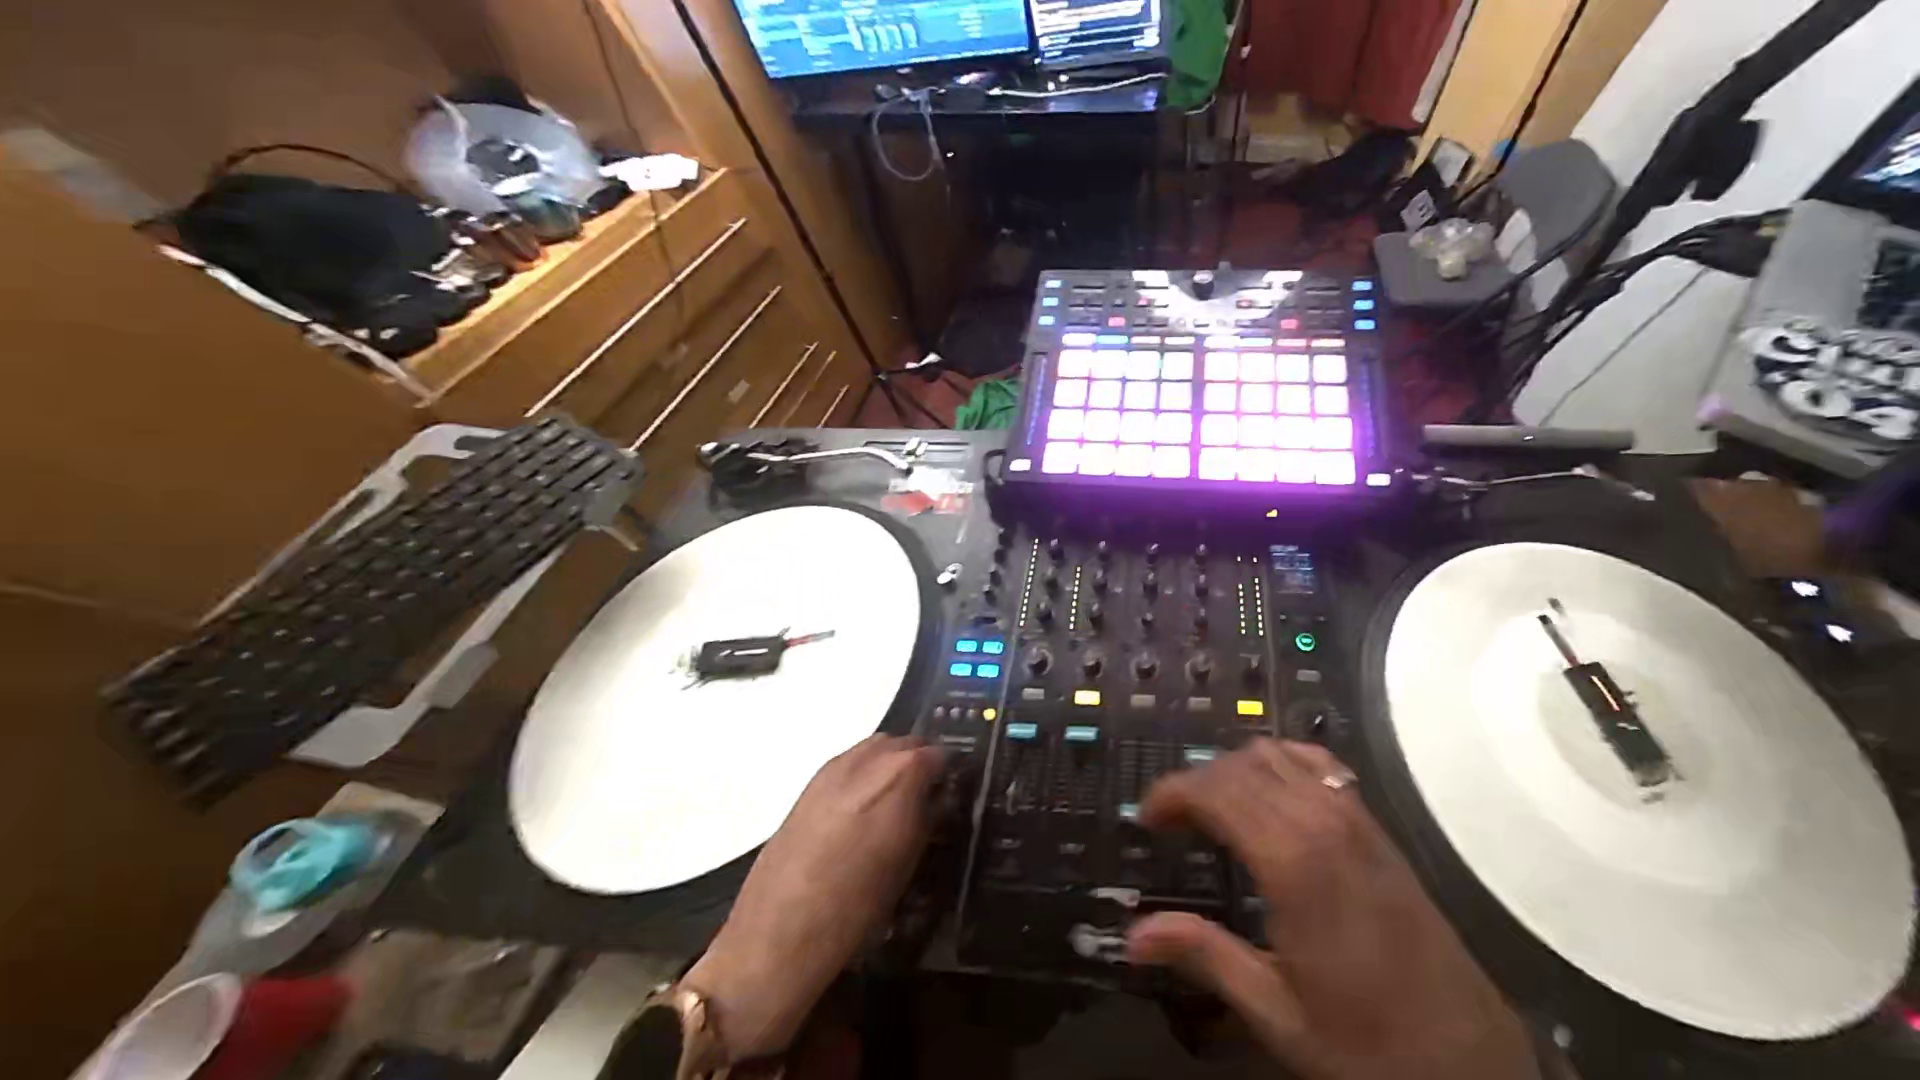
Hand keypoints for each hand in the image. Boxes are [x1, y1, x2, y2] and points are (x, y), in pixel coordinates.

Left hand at [684, 734, 944, 1059]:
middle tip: (927, 795)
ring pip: (874, 748)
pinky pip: (848, 763)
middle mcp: (868, 761)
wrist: (781, 929)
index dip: (947, 773)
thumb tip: (936, 801)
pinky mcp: (810, 783)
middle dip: (919, 762)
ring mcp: (834, 768)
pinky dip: (863, 773)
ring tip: (895, 801)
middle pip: (904, 743)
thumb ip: (927, 819)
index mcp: (901, 776)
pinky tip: (862, 808)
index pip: (937, 755)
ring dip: (890, 763)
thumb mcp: (908, 864)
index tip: (951, 792)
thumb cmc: (857, 907)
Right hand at [1127, 738, 1537, 1079]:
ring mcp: (1355, 819)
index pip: (1215, 791)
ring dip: (1233, 769)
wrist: (1472, 1062)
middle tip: (1172, 820)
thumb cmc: (1366, 1041)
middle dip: (1195, 781)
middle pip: (1239, 765)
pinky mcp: (1375, 828)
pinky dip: (1280, 762)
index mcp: (1293, 862)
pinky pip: (1318, 764)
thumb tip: (1133, 936)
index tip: (1147, 817)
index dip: (1171, 793)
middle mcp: (1322, 823)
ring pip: (1276, 754)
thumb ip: (1203, 955)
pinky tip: (1269, 792)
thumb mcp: (1276, 1010)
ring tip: (1212, 807)